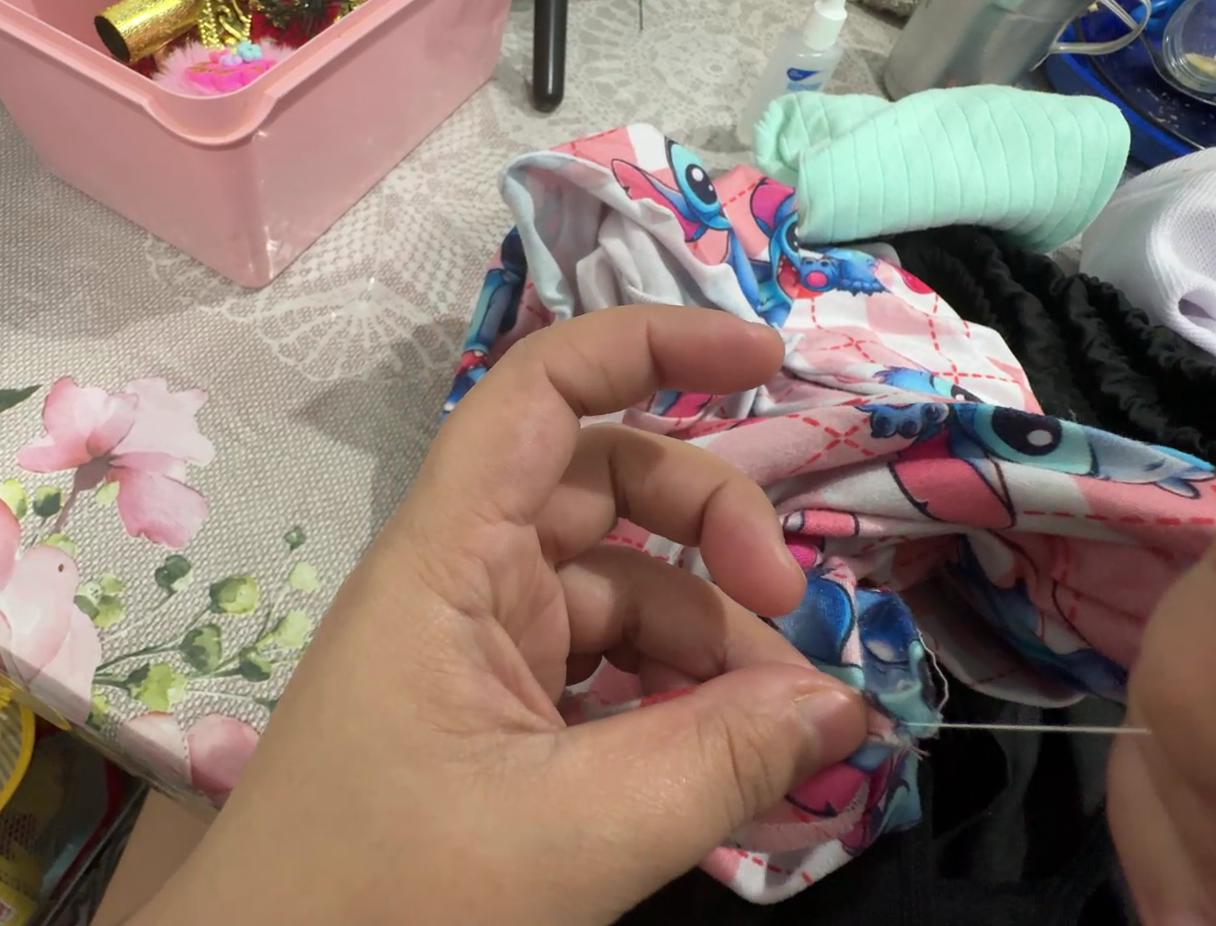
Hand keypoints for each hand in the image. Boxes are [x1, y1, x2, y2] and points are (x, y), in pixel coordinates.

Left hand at [147, 307, 866, 925]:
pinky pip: (614, 653)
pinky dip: (680, 686)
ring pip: (624, 574)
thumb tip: (838, 705)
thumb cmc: (378, 900)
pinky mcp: (507, 691)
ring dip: (712, 626)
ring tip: (785, 718)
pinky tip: (733, 745)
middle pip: (606, 475)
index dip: (646, 344)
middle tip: (790, 603)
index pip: (540, 389)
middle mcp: (468, 566)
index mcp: (449, 553)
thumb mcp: (564, 838)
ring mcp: (489, 627)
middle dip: (709, 515)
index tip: (760, 356)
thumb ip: (713, 764)